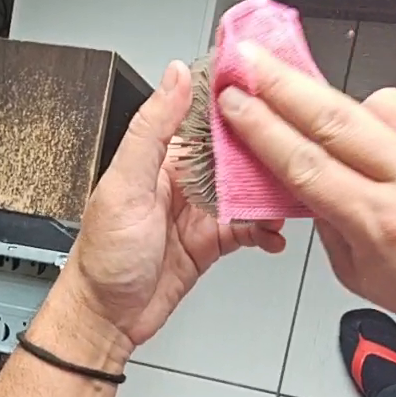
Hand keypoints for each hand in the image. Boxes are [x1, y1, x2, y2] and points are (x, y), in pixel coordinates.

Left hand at [43, 60, 287, 365]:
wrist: (105, 319)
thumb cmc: (102, 259)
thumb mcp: (124, 186)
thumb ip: (150, 131)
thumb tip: (174, 78)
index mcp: (157, 159)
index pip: (200, 117)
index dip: (230, 101)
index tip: (263, 86)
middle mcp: (180, 182)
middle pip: (233, 153)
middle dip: (263, 150)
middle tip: (293, 146)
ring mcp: (197, 213)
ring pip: (246, 191)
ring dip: (268, 195)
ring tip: (288, 197)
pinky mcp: (208, 243)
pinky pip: (246, 229)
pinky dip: (264, 231)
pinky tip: (274, 234)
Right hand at [215, 42, 395, 358]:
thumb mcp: (363, 278)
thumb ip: (329, 225)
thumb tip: (302, 182)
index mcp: (380, 223)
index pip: (304, 163)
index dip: (261, 127)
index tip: (235, 100)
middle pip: (332, 116)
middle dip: (282, 84)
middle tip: (250, 57)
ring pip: (375, 103)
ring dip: (350, 115)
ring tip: (362, 148)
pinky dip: (395, 118)